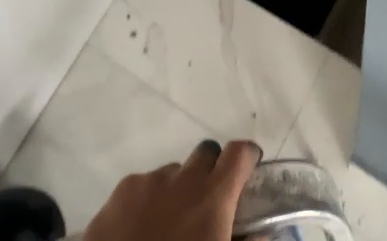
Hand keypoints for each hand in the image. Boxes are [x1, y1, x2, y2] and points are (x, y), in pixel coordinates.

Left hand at [84, 140, 258, 240]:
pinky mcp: (121, 191)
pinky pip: (145, 184)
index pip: (239, 153)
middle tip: (208, 204)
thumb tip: (265, 234)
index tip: (249, 171)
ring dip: (179, 190)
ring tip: (170, 224)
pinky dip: (150, 200)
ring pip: (174, 172)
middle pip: (206, 153)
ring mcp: (149, 181)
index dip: (247, 157)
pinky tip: (142, 229)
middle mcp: (183, 179)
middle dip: (212, 171)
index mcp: (213, 197)